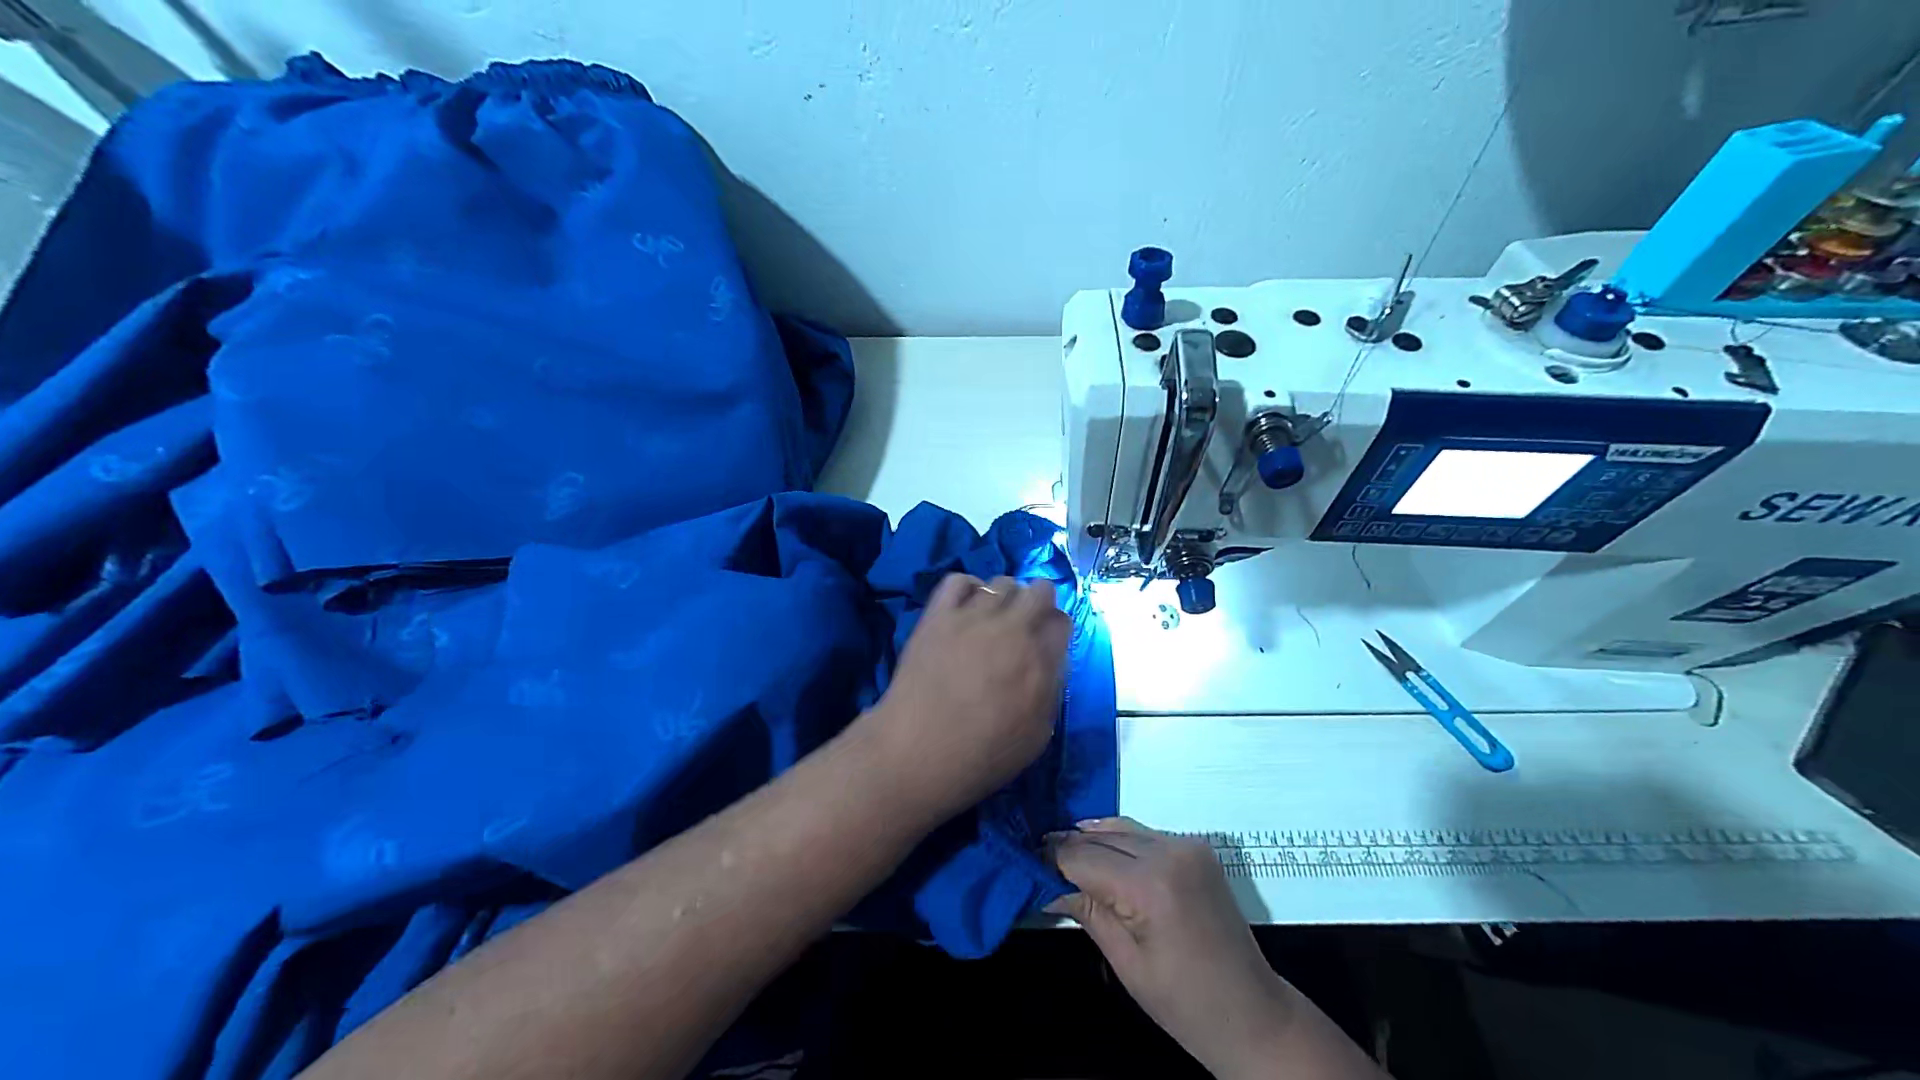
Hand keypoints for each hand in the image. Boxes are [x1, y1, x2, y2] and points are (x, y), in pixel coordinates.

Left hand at [863, 574, 1070, 818]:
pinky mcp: (938, 615)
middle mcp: (1012, 630)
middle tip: (1025, 625)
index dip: (1055, 631)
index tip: (1046, 643)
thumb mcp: (1038, 735)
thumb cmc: (981, 756)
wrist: (917, 752)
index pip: (1062, 622)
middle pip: (1041, 590)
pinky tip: (966, 606)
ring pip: (1003, 582)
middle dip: (1039, 603)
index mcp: (1041, 662)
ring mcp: (973, 617)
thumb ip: (1051, 690)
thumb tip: (1050, 661)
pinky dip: (969, 587)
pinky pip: (959, 580)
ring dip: (1006, 597)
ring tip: (994, 617)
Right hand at [1049, 818, 1296, 1078]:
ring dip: (1091, 838)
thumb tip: (1045, 886)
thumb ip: (1087, 912)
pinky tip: (1100, 851)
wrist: (1255, 1014)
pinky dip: (1119, 840)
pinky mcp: (1197, 847)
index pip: (1083, 857)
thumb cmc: (1185, 1003)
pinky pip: (1145, 833)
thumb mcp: (1126, 963)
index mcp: (1151, 885)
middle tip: (1036, 855)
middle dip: (1068, 846)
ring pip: (1121, 828)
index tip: (1025, 860)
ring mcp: (1187, 845)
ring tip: (1060, 850)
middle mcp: (1170, 852)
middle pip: (1101, 837)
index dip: (1051, 858)